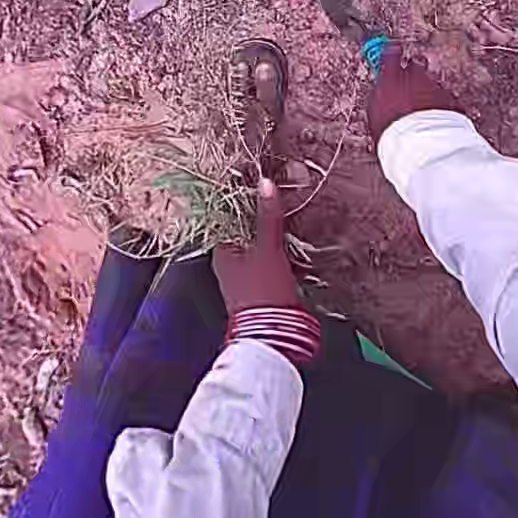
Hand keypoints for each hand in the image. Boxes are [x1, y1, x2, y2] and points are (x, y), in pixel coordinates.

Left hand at [213, 178, 300, 311]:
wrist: (275, 335)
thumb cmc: (263, 291)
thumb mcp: (268, 248)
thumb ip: (267, 216)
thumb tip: (265, 183)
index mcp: (222, 252)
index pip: (229, 216)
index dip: (243, 199)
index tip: (258, 182)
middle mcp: (230, 263)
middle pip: (245, 230)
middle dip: (261, 215)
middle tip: (278, 194)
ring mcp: (246, 275)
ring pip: (259, 244)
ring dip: (272, 231)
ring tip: (289, 211)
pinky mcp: (263, 284)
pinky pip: (270, 257)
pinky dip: (280, 247)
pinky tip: (294, 239)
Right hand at [366, 46, 460, 141]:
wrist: (421, 142)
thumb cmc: (393, 129)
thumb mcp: (375, 112)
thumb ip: (380, 96)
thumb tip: (380, 93)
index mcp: (392, 77)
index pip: (391, 53)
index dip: (392, 51)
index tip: (392, 48)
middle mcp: (416, 77)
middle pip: (416, 67)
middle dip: (413, 74)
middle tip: (408, 86)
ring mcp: (435, 88)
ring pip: (431, 85)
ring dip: (427, 94)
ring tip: (420, 112)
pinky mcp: (451, 101)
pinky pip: (445, 99)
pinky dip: (440, 106)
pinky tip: (434, 119)